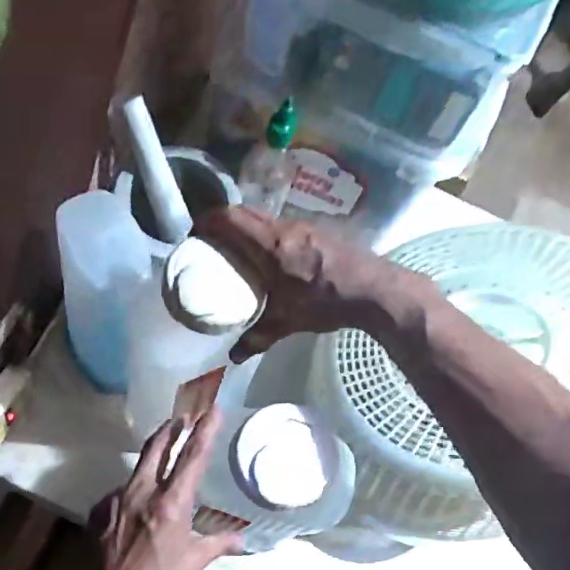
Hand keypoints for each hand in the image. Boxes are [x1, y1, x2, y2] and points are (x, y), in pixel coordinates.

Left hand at [85, 410, 242, 569]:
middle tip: (181, 417)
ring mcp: (116, 500)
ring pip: (136, 469)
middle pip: (156, 448)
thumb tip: (241, 539)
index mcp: (170, 503)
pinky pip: (119, 493)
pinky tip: (136, 504)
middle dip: (170, 429)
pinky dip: (132, 491)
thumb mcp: (195, 561)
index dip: (204, 431)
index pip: (192, 458)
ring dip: (151, 458)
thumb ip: (218, 543)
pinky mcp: (99, 511)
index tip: (211, 410)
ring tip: (161, 455)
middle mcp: (142, 493)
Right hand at [193, 205, 423, 361]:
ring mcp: (304, 226)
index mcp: (271, 245)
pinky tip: (269, 258)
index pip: (230, 218)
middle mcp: (285, 228)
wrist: (375, 291)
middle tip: (210, 244)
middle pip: (244, 213)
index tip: (194, 235)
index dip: (208, 221)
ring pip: (265, 219)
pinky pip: (283, 227)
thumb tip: (234, 356)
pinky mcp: (319, 231)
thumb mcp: (287, 323)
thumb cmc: (326, 302)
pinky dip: (267, 236)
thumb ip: (257, 338)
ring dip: (246, 229)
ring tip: (236, 251)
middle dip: (223, 224)